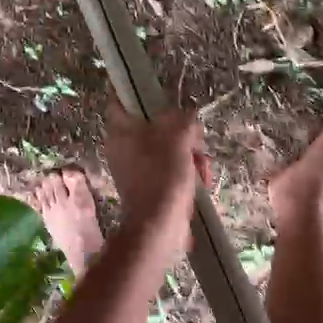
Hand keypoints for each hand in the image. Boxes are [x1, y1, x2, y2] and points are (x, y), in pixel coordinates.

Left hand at [103, 107, 209, 259]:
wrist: (157, 229)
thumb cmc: (162, 177)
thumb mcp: (177, 138)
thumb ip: (182, 119)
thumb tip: (185, 116)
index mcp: (120, 130)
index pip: (121, 99)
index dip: (139, 92)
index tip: (162, 97)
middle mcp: (122, 146)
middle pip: (154, 126)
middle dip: (181, 135)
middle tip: (197, 143)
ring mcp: (134, 169)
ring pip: (166, 149)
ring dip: (189, 157)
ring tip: (202, 171)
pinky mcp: (147, 188)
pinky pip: (168, 170)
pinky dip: (185, 175)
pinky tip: (200, 184)